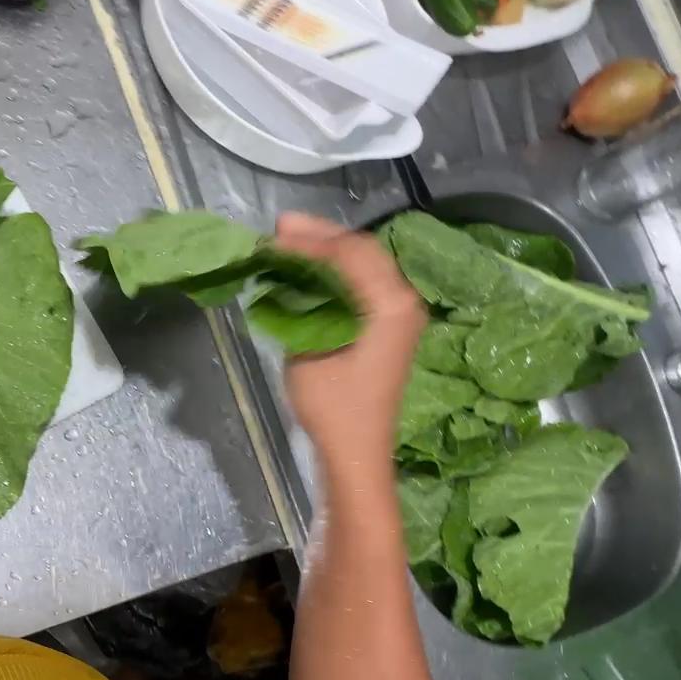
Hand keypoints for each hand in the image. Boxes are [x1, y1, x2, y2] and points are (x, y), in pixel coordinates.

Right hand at [275, 214, 424, 466]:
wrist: (356, 451)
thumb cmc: (333, 408)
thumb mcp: (307, 355)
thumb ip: (303, 311)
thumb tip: (289, 283)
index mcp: (392, 305)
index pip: (352, 254)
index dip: (312, 239)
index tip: (275, 234)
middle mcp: (405, 301)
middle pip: (364, 252)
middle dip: (321, 237)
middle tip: (279, 228)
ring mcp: (400, 314)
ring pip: (365, 265)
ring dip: (327, 251)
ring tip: (289, 241)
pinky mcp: (388, 327)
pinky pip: (363, 284)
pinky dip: (334, 272)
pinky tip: (307, 270)